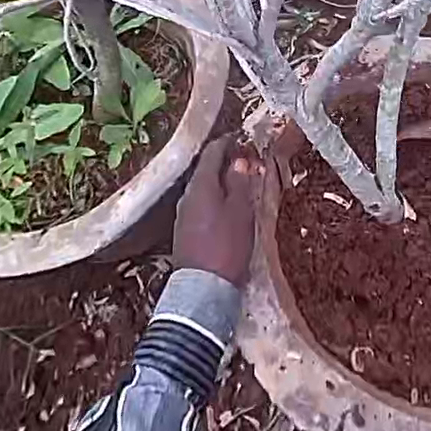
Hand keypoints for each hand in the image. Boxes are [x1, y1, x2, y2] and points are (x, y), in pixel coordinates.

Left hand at [173, 137, 261, 283]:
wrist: (203, 292)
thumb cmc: (226, 246)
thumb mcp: (240, 211)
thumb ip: (239, 182)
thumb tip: (239, 161)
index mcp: (201, 185)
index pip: (212, 153)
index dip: (228, 142)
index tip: (242, 138)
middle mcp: (187, 196)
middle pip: (206, 170)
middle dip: (225, 163)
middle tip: (247, 161)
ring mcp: (183, 215)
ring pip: (203, 188)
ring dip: (221, 182)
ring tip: (241, 183)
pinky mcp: (185, 232)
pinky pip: (201, 205)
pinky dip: (215, 199)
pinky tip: (227, 207)